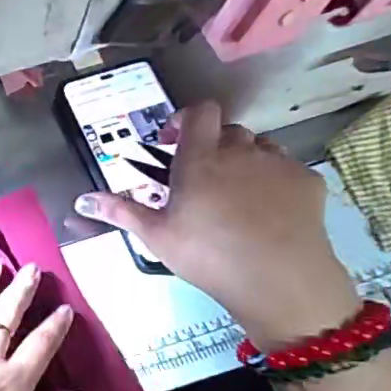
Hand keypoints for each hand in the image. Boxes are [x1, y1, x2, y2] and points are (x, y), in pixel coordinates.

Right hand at [74, 100, 359, 347]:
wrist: (278, 278)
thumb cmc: (207, 255)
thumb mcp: (157, 237)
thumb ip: (122, 212)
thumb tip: (82, 200)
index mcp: (201, 158)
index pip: (199, 112)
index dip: (186, 119)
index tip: (174, 142)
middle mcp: (241, 150)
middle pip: (228, 131)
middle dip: (214, 147)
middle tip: (203, 181)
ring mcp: (278, 162)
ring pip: (259, 148)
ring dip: (246, 161)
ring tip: (237, 196)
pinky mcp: (307, 180)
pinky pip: (287, 170)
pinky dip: (274, 183)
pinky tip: (270, 214)